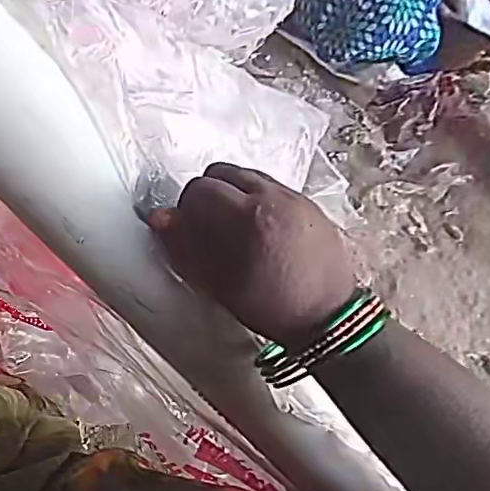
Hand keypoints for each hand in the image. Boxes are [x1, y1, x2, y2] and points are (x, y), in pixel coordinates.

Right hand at [147, 163, 364, 345]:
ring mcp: (294, 197)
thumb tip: (160, 218)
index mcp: (247, 216)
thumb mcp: (218, 284)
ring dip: (231, 193)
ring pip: (247, 175)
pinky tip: (258, 230)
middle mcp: (273, 196)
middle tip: (206, 225)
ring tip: (233, 228)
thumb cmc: (271, 307)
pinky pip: (272, 186)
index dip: (186, 209)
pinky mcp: (310, 204)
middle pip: (221, 172)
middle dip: (207, 194)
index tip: (189, 230)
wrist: (329, 319)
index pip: (199, 188)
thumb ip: (184, 247)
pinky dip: (256, 199)